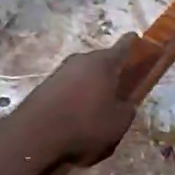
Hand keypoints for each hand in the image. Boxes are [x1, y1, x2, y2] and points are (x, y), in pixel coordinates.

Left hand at [16, 34, 141, 165]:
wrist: (35, 134)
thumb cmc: (85, 124)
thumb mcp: (119, 122)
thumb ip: (128, 109)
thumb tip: (128, 104)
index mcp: (104, 63)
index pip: (124, 45)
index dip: (133, 43)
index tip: (139, 40)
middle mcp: (82, 60)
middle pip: (103, 59)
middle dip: (113, 68)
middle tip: (123, 81)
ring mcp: (61, 70)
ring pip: (85, 71)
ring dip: (94, 81)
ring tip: (102, 99)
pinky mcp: (46, 84)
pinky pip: (71, 82)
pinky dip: (79, 91)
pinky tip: (81, 108)